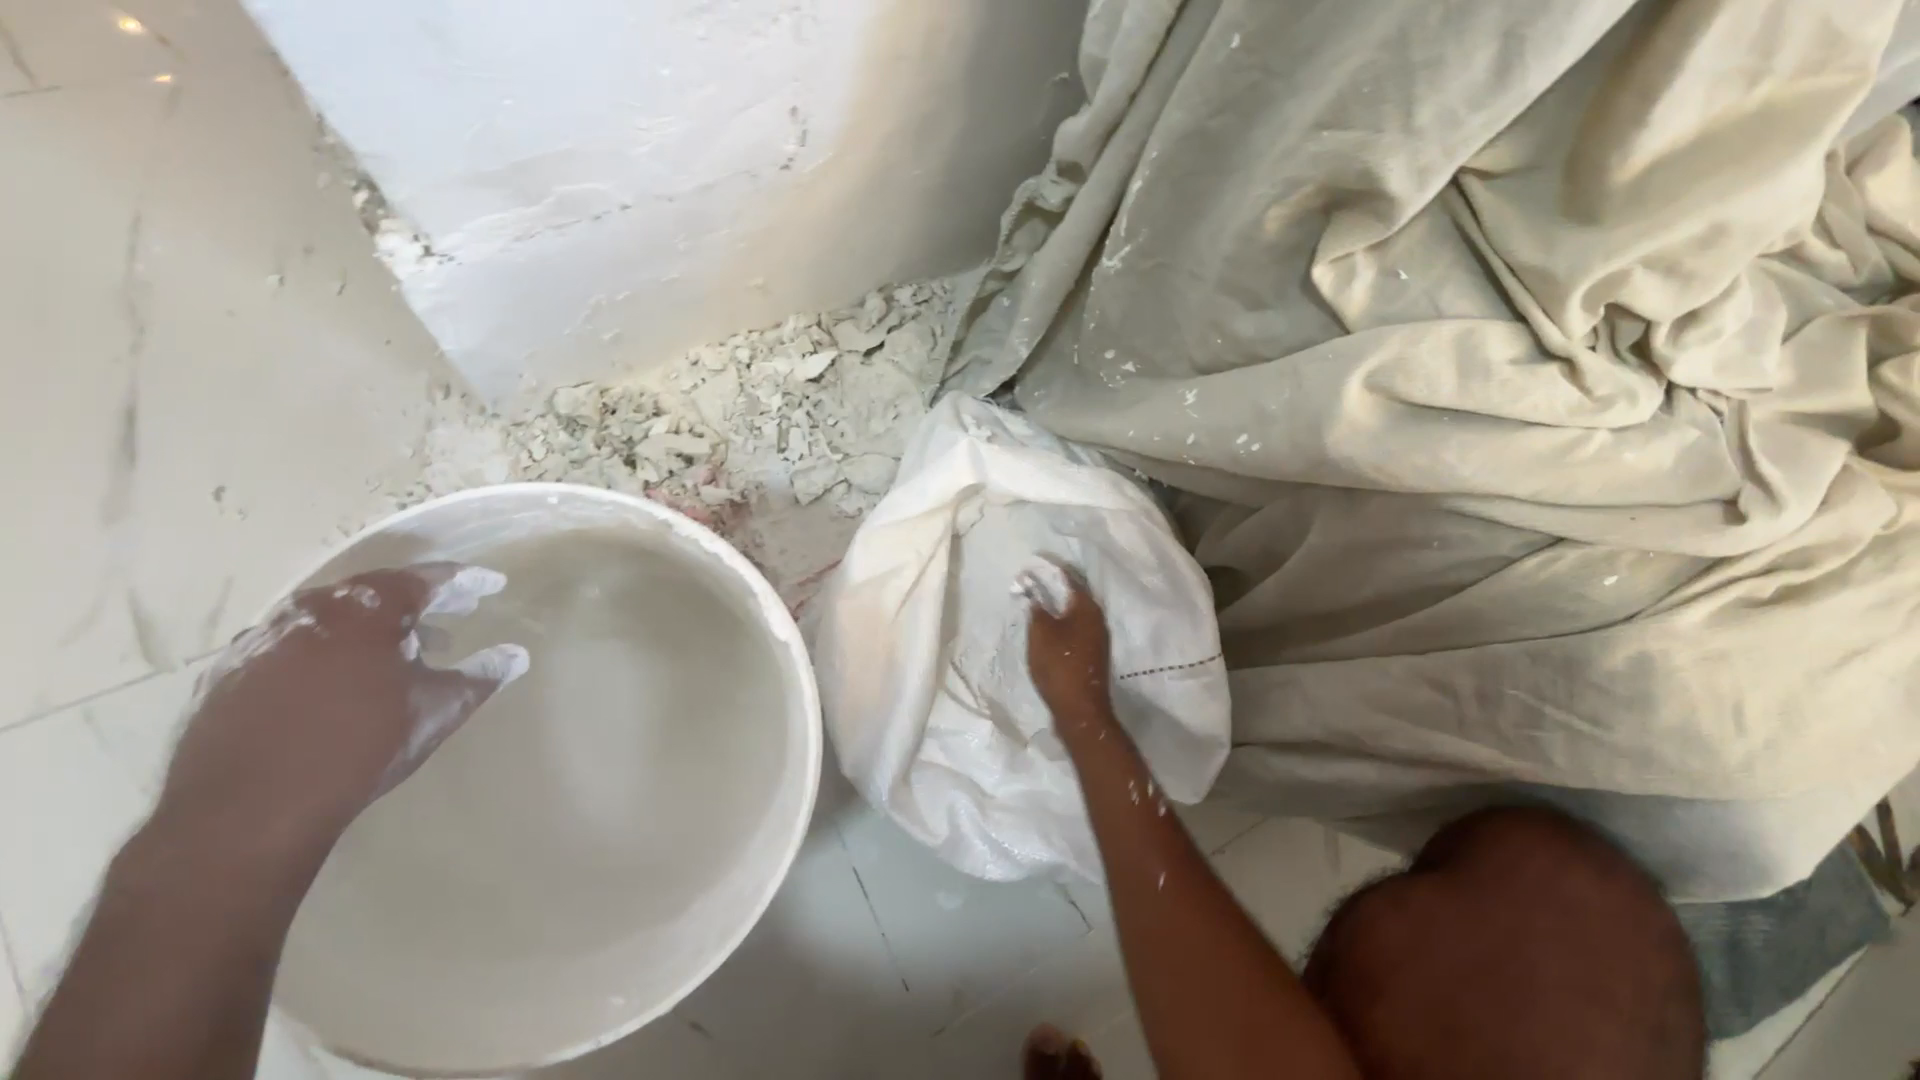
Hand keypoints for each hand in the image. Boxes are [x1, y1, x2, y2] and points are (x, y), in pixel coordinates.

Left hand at [153, 564, 528, 855]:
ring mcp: (260, 640)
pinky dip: (324, 650)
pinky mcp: (228, 673)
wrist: (247, 810)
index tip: (492, 586)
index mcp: (363, 612)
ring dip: (367, 627)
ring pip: (327, 617)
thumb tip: (516, 655)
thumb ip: (478, 678)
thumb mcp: (435, 712)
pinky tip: (337, 680)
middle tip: (450, 615)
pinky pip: (289, 645)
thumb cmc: (359, 749)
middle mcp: (308, 612)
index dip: (463, 582)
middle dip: (416, 602)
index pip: (422, 580)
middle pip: (371, 592)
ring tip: (397, 652)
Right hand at [1022, 560, 1113, 734]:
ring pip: (1075, 612)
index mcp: (1087, 608)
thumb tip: (1034, 591)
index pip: (1068, 578)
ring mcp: (1097, 637)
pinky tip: (1047, 626)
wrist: (1080, 710)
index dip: (1049, 570)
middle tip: (1031, 581)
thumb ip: (1037, 609)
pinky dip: (1061, 622)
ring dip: (1057, 605)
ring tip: (1036, 601)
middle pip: (1074, 594)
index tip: (1031, 565)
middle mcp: (1097, 618)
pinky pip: (1075, 627)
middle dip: (1053, 586)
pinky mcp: (1092, 653)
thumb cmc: (1059, 666)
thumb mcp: (1040, 634)